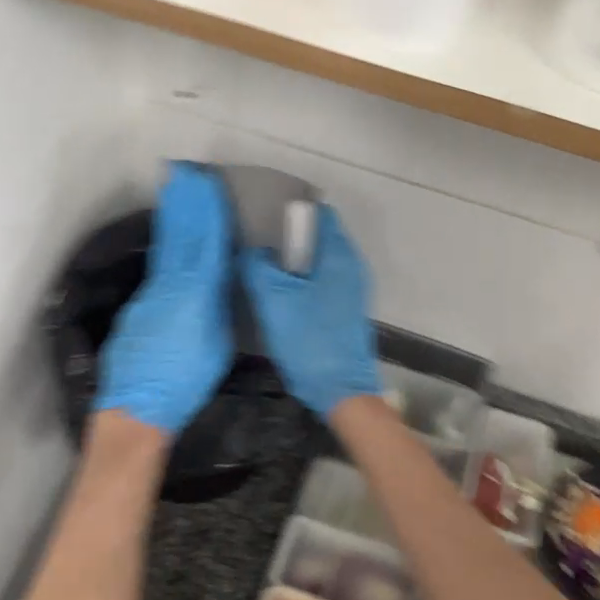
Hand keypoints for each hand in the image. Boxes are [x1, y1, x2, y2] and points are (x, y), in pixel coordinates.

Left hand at [93, 164, 234, 433]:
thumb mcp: (217, 346)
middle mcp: (170, 287)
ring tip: (176, 197)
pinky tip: (168, 246)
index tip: (209, 185)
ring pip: (164, 252)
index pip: (206, 244)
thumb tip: (222, 283)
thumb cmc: (185, 383)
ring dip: (171, 223)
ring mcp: (148, 297)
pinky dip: (163, 251)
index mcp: (195, 294)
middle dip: (186, 206)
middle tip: (187, 176)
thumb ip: (220, 309)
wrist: (137, 406)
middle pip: (180, 238)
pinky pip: (156, 272)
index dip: (209, 214)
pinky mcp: (136, 311)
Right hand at [240, 203, 381, 418]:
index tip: (263, 214)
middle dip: (288, 236)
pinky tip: (278, 296)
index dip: (291, 209)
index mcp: (339, 255)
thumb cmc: (309, 340)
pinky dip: (300, 283)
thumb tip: (248, 250)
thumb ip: (257, 268)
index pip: (319, 213)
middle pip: (318, 238)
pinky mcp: (344, 313)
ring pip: (318, 264)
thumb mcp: (274, 301)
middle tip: (254, 241)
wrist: (341, 390)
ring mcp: (351, 292)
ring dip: (292, 263)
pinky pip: (320, 285)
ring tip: (261, 268)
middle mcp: (351, 267)